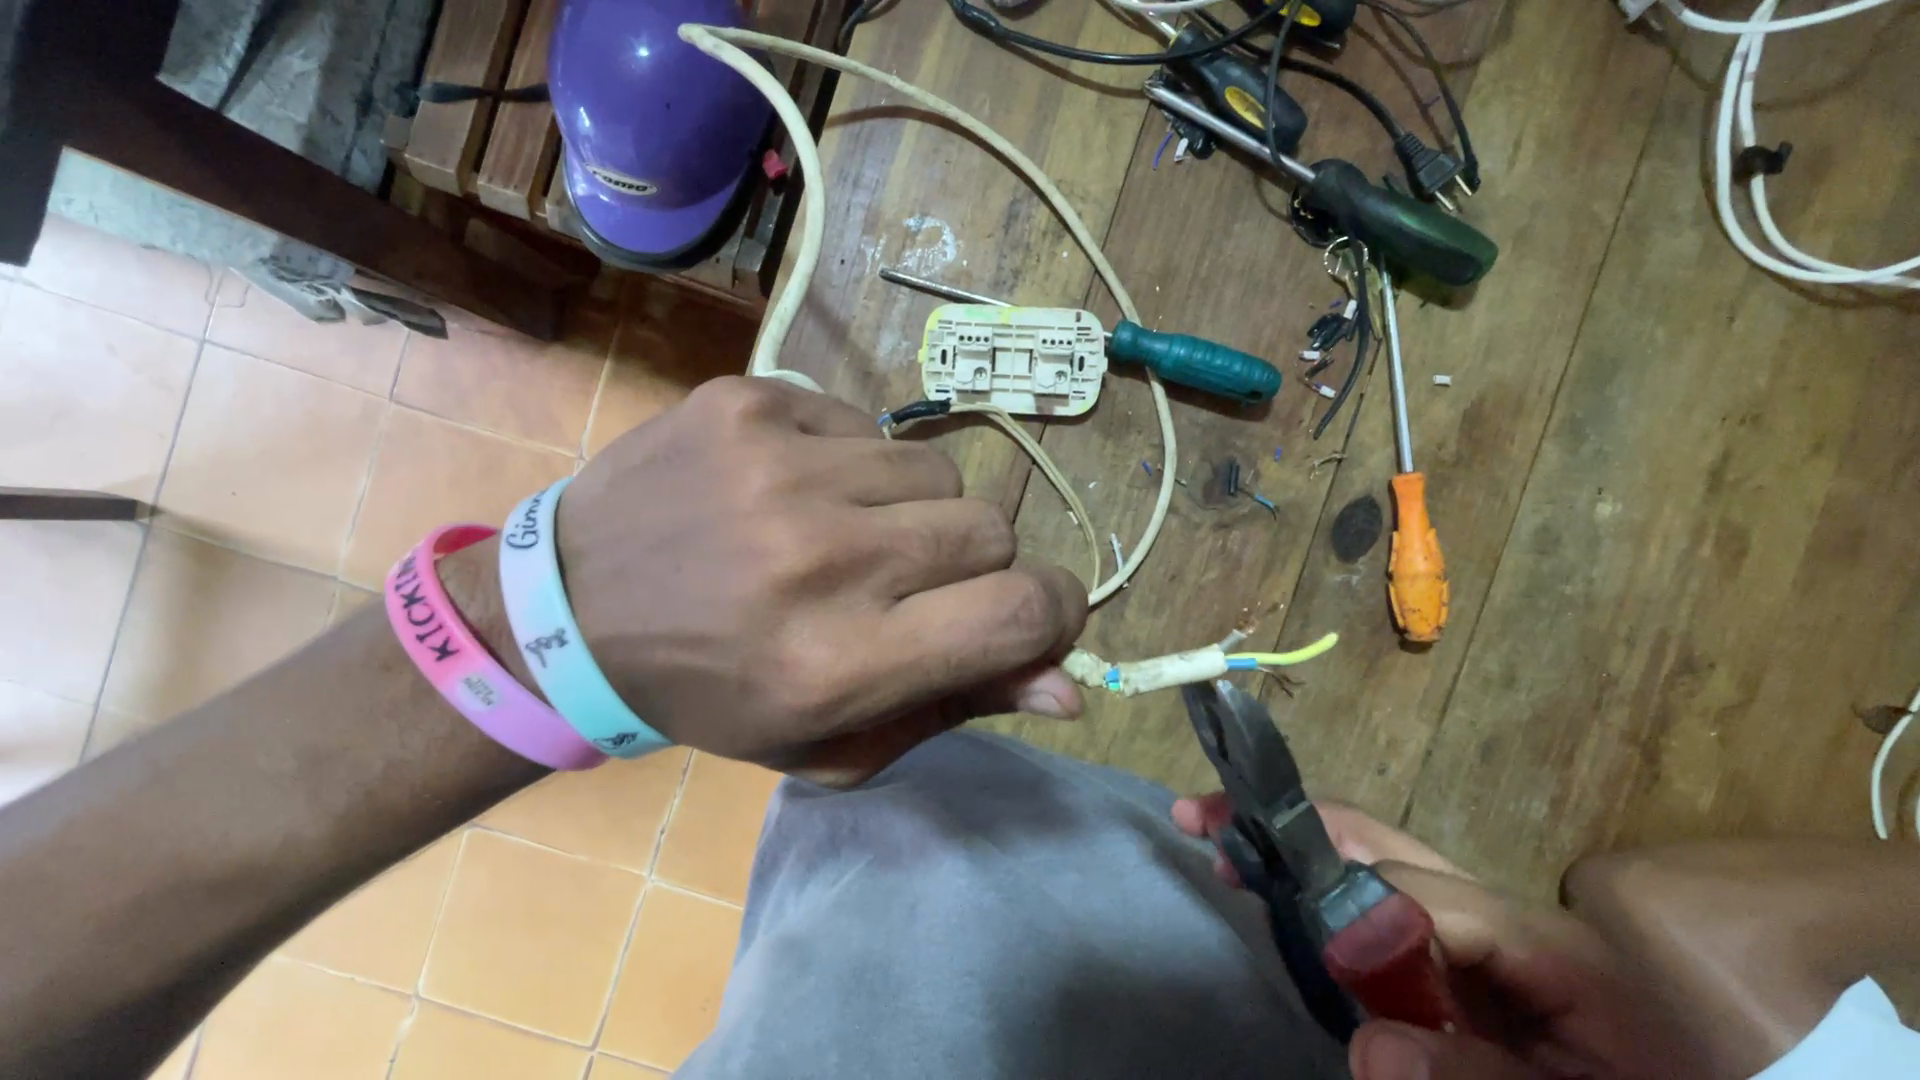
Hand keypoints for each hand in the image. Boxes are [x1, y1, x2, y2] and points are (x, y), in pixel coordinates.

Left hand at [553, 377, 1087, 784]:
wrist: (568, 610)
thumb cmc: (712, 695)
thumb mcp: (830, 741)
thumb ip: (953, 707)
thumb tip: (1067, 686)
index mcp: (839, 661)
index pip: (1019, 611)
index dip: (1055, 613)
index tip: (1033, 616)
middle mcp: (820, 556)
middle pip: (991, 529)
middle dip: (973, 564)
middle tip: (908, 583)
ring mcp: (782, 465)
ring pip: (936, 469)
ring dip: (912, 510)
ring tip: (844, 534)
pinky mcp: (752, 401)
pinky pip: (868, 424)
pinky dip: (854, 463)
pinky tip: (797, 492)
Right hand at [1171, 797, 1709, 1078]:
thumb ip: (1483, 1079)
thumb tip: (1364, 1047)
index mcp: (1538, 938)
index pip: (1420, 898)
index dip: (1351, 914)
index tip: (1287, 928)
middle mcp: (1495, 914)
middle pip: (1380, 845)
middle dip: (1290, 828)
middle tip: (1203, 818)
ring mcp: (1475, 934)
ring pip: (1371, 866)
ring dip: (1293, 850)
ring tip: (1221, 843)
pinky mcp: (1460, 961)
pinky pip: (1379, 913)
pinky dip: (1318, 897)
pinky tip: (1277, 895)